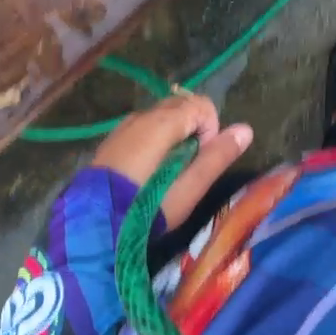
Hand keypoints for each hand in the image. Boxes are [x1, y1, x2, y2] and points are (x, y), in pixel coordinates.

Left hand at [90, 93, 252, 227]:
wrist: (90, 229)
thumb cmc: (146, 208)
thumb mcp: (188, 189)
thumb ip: (217, 156)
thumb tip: (246, 129)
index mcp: (163, 122)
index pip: (202, 105)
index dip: (210, 130)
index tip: (200, 162)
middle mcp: (142, 115)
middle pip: (181, 105)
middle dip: (194, 129)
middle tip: (187, 167)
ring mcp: (123, 126)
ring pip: (161, 116)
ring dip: (174, 135)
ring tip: (167, 172)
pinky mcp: (111, 141)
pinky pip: (143, 128)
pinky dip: (154, 140)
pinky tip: (146, 172)